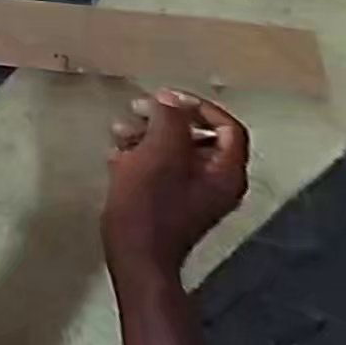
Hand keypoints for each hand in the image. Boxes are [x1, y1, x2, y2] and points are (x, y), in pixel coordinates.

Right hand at [102, 88, 248, 276]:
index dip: (200, 106)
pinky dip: (139, 151)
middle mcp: (215, 180)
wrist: (135, 248)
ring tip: (119, 132)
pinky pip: (159, 162)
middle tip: (136, 109)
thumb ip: (169, 121)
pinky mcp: (168, 195)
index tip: (165, 96)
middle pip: (198, 134)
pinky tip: (117, 154)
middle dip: (165, 118)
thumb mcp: (159, 153)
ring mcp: (192, 189)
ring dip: (146, 133)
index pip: (229, 128)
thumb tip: (169, 96)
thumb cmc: (150, 200)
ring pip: (173, 146)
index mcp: (224, 172)